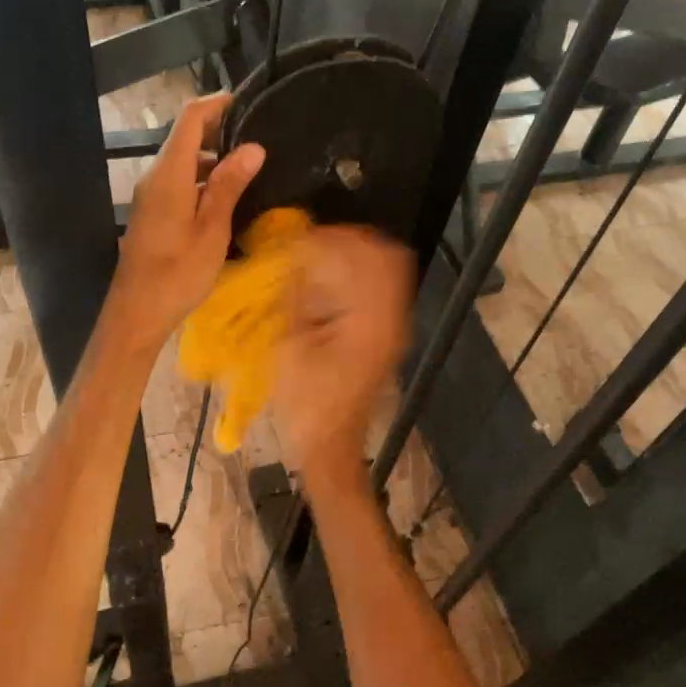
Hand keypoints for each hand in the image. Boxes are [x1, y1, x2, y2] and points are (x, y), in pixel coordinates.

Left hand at [106, 94, 264, 345]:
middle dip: (219, 129)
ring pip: (182, 160)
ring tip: (250, 165)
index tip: (247, 102)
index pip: (189, 119)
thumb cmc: (176, 274)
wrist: (136, 313)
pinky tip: (226, 194)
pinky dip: (201, 177)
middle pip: (184, 136)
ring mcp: (150, 195)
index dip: (217, 104)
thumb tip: (253, 147)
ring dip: (212, 156)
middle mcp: (155, 177)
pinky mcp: (152, 212)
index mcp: (169, 175)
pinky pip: (178, 180)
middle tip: (258, 135)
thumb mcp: (211, 231)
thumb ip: (229, 186)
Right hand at [272, 227, 413, 493]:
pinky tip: (323, 284)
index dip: (329, 239)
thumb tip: (296, 254)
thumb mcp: (291, 346)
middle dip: (346, 242)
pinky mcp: (387, 334)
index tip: (296, 241)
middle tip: (309, 246)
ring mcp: (394, 326)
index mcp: (370, 319)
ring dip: (351, 255)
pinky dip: (354, 275)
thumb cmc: (305, 404)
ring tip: (313, 261)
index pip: (365, 255)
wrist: (329, 447)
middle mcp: (392, 317)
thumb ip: (297, 294)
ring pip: (385, 268)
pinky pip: (379, 288)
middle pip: (386, 254)